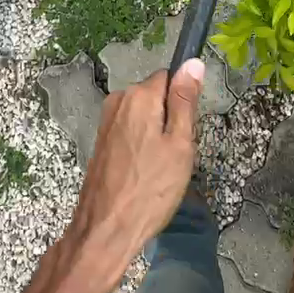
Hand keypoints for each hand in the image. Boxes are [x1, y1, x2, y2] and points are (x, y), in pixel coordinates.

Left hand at [15, 60, 204, 292]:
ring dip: (154, 134)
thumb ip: (185, 101)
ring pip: (143, 115)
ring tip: (158, 169)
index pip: (169, 77)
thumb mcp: (179, 144)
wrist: (105, 230)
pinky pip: (129, 130)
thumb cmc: (150, 189)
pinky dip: (139, 146)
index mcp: (139, 96)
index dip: (182, 102)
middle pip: (155, 96)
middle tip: (174, 154)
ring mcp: (106, 120)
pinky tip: (142, 174)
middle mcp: (119, 100)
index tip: (183, 131)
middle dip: (168, 118)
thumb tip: (192, 62)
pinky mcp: (101, 140)